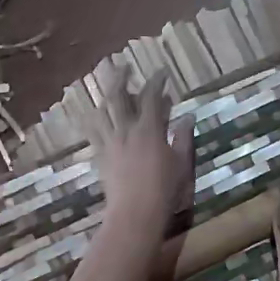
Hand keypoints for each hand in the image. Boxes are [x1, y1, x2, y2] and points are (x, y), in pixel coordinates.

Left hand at [82, 65, 194, 223]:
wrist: (135, 213)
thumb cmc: (165, 190)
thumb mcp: (182, 164)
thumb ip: (183, 138)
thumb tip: (187, 117)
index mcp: (149, 129)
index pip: (152, 96)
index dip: (157, 81)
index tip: (162, 72)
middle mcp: (126, 130)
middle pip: (118, 96)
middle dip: (120, 78)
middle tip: (123, 67)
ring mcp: (110, 143)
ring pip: (102, 112)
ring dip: (105, 98)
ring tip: (108, 92)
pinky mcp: (101, 157)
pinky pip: (92, 134)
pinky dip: (92, 122)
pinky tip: (92, 119)